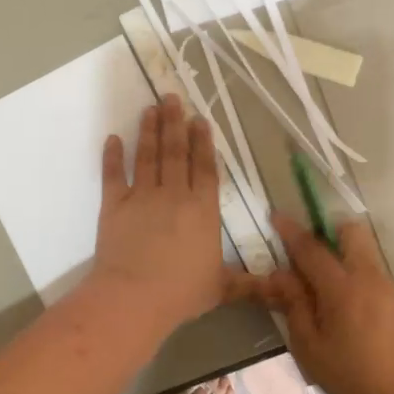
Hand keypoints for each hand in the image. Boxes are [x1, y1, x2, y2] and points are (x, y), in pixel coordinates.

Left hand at [86, 95, 225, 335]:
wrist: (134, 296)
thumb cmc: (181, 293)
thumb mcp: (222, 288)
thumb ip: (249, 284)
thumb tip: (281, 287)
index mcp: (203, 211)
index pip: (205, 169)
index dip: (202, 142)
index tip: (199, 119)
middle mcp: (173, 195)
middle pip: (175, 153)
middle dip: (175, 123)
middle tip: (171, 97)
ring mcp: (141, 197)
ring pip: (147, 156)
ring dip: (149, 131)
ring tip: (150, 108)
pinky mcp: (113, 205)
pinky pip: (112, 175)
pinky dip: (112, 156)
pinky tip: (112, 139)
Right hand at [235, 213, 393, 393]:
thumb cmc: (347, 376)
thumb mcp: (308, 344)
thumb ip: (294, 304)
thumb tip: (281, 275)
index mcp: (342, 289)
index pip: (311, 249)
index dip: (291, 231)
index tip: (276, 215)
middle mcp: (369, 279)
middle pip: (352, 234)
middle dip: (328, 231)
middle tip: (307, 250)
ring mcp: (389, 290)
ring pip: (364, 254)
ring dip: (341, 256)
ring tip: (322, 288)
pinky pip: (372, 275)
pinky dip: (354, 277)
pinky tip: (344, 308)